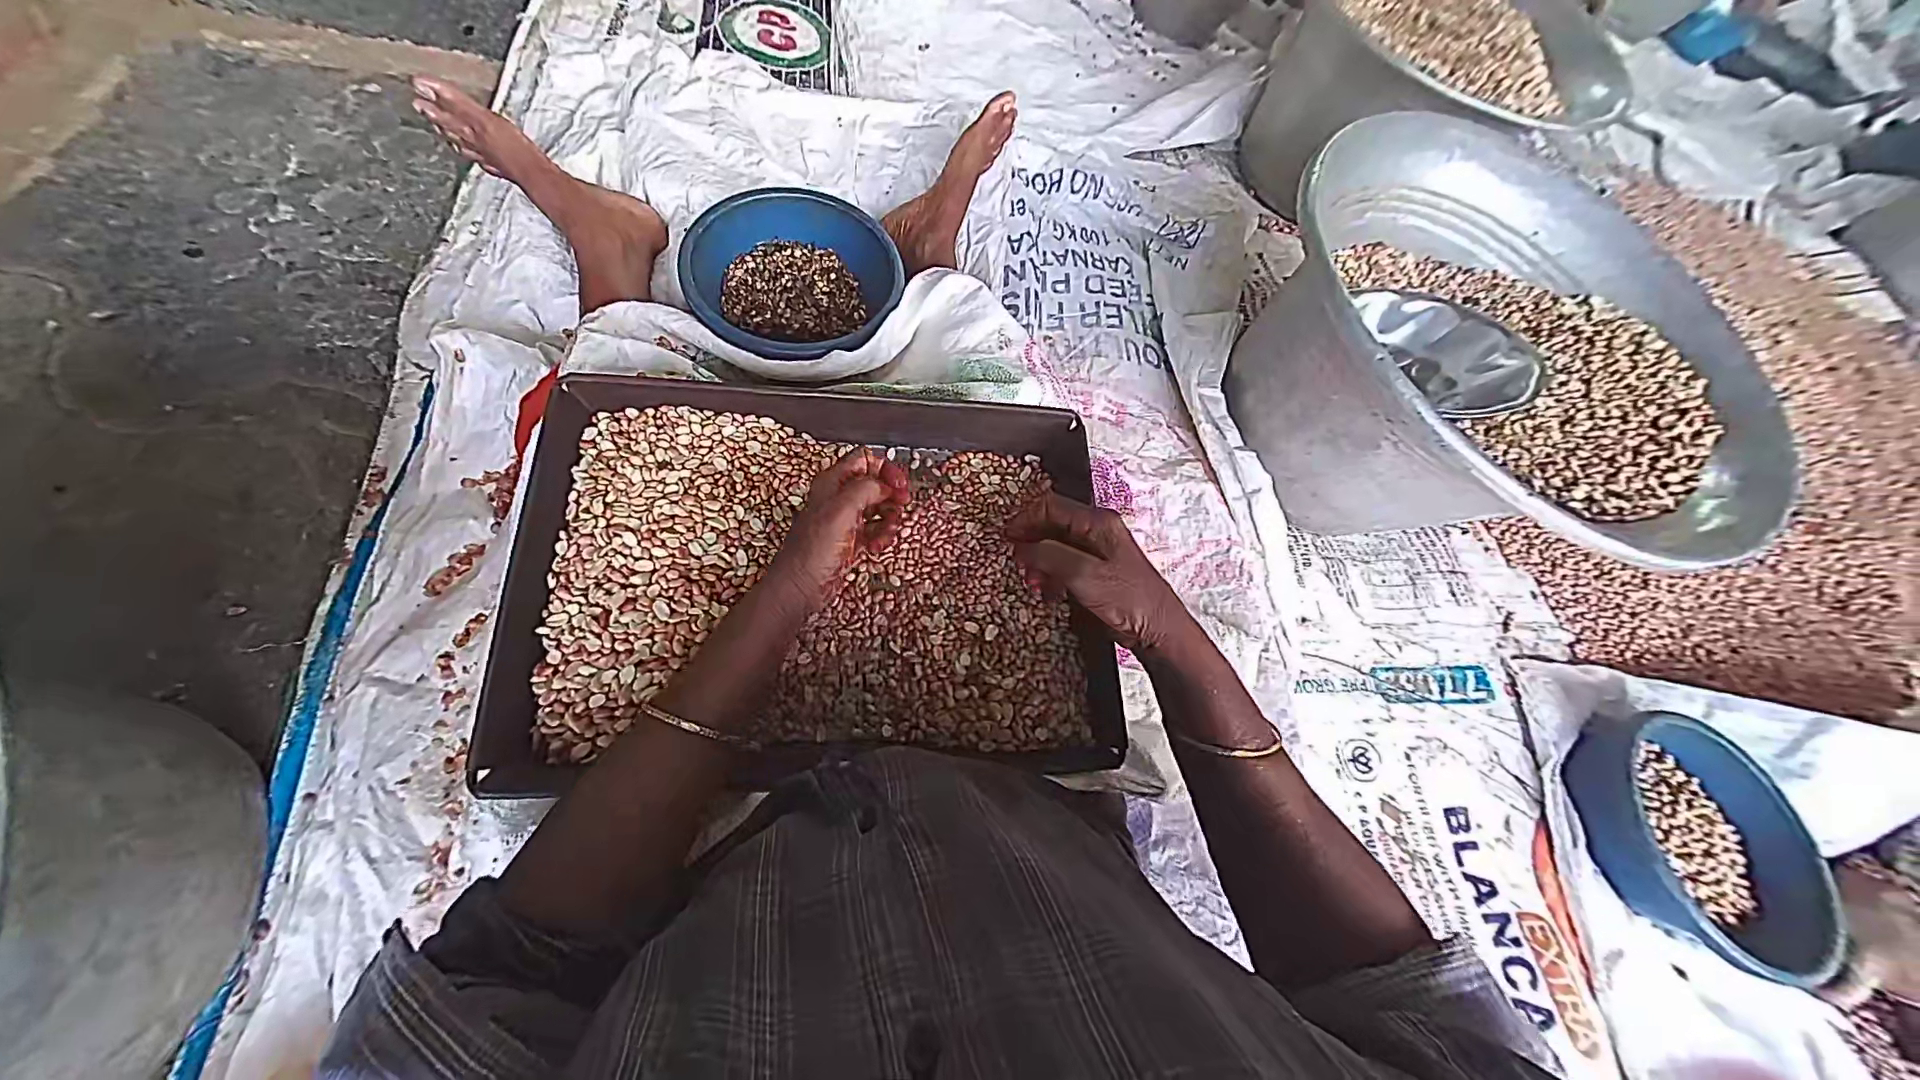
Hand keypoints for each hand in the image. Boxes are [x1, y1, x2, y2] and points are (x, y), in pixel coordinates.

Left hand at [766, 447, 910, 608]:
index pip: (864, 460)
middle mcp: (839, 498)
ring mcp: (847, 519)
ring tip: (885, 534)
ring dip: (889, 519)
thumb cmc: (812, 551)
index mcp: (833, 483)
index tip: (898, 485)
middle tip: (900, 506)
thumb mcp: (841, 511)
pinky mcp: (853, 540)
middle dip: (891, 495)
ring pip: (880, 507)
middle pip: (876, 484)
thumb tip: (884, 484)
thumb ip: (864, 489)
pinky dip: (882, 536)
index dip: (884, 469)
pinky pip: (876, 530)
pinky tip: (876, 546)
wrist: (800, 586)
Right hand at [1006, 492, 1194, 653]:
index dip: (1025, 519)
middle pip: (1051, 526)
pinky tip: (1046, 590)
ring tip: (1031, 581)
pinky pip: (1062, 565)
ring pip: (1054, 547)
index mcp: (1098, 522)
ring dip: (1038, 562)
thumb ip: (1050, 555)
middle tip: (1016, 562)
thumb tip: (1023, 547)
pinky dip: (1049, 575)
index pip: (1051, 506)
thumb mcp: (1083, 574)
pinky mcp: (1093, 572)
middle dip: (1030, 543)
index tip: (1007, 536)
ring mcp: (1095, 552)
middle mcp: (1096, 532)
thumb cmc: (1130, 599)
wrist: (1156, 629)